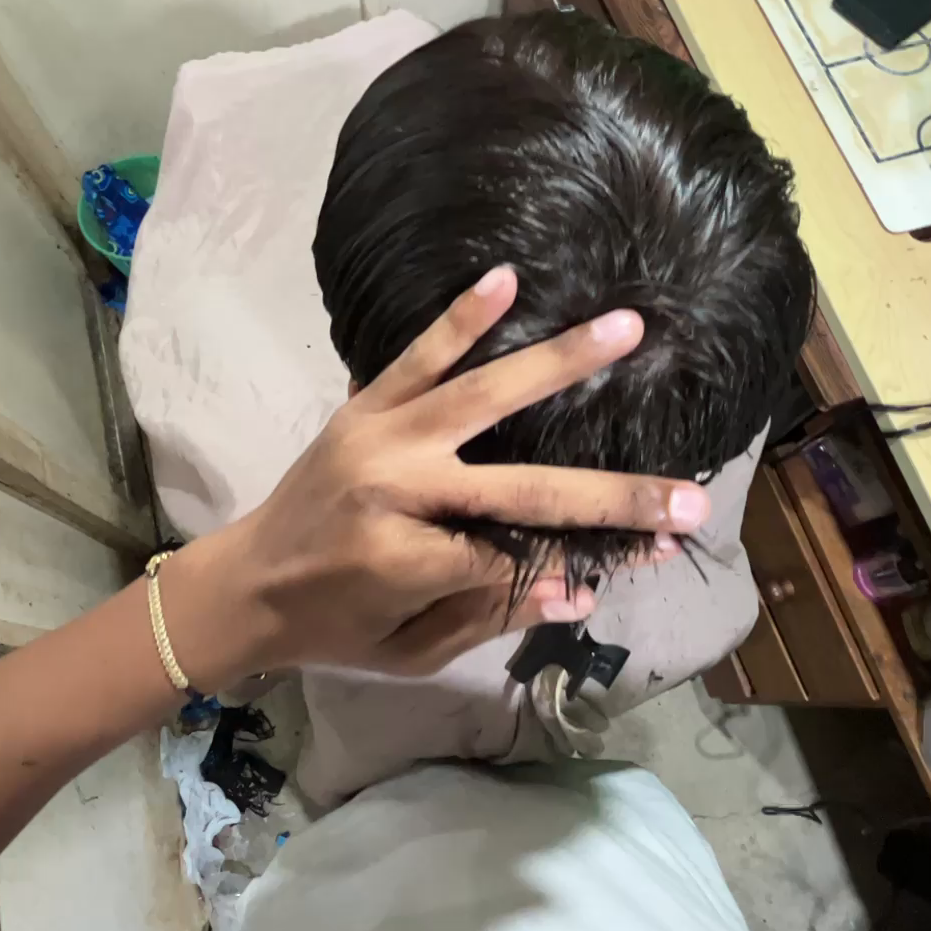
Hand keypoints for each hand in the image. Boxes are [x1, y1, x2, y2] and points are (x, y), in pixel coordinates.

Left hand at [163, 267, 709, 689]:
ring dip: (559, 362)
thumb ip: (490, 617)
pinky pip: (415, 356)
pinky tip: (506, 278)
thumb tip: (582, 591)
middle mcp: (400, 491)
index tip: (648, 551)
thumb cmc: (329, 630)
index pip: (520, 555)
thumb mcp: (408, 652)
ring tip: (627, 327)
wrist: (243, 585)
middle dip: (613, 496)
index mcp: (408, 561)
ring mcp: (380, 438)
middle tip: (688, 494)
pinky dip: (460, 318)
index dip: (586, 556)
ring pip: (482, 394)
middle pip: (524, 487)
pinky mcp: (361, 409)